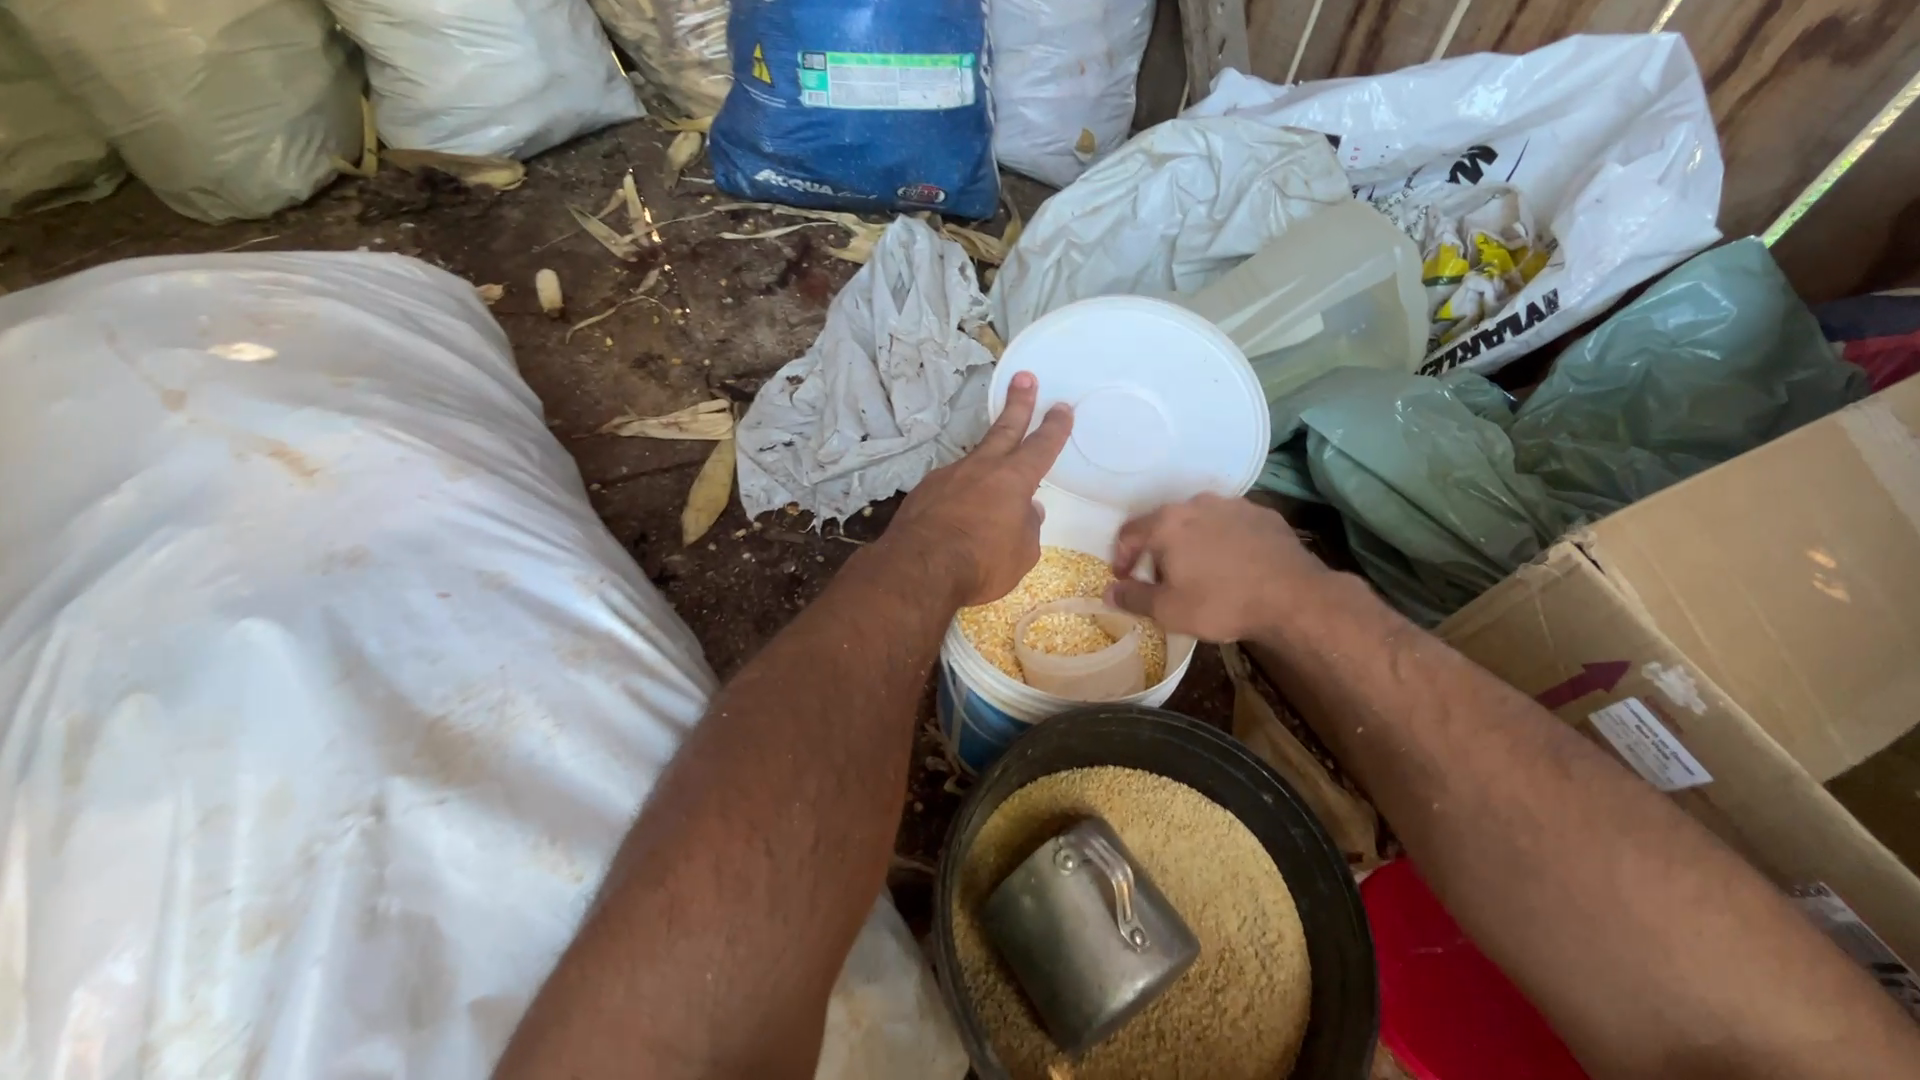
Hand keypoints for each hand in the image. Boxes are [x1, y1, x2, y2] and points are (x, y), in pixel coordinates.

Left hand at [884, 372, 1072, 606]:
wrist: (918, 569)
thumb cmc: (982, 562)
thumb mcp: (1022, 553)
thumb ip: (1028, 527)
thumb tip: (1028, 510)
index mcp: (1014, 480)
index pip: (1041, 446)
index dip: (1054, 427)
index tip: (1062, 407)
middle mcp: (981, 469)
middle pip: (1004, 429)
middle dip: (1018, 404)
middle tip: (1024, 378)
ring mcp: (948, 477)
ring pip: (974, 462)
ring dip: (986, 463)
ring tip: (991, 483)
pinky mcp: (924, 492)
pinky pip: (951, 486)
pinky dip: (960, 493)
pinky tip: (958, 511)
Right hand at [1106, 495, 1335, 642]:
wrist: (1293, 598)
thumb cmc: (1221, 603)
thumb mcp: (1168, 610)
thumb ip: (1133, 598)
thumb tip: (1108, 592)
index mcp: (1167, 523)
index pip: (1129, 534)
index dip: (1122, 559)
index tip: (1125, 581)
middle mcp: (1197, 504)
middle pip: (1164, 524)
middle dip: (1157, 550)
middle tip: (1162, 579)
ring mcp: (1233, 505)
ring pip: (1200, 521)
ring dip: (1192, 542)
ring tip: (1199, 571)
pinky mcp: (1263, 514)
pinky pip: (1231, 525)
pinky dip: (1223, 541)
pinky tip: (1233, 565)